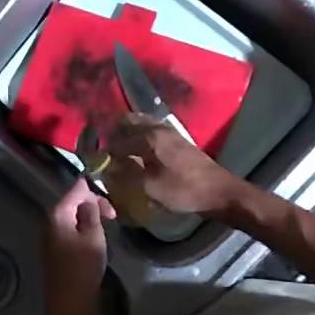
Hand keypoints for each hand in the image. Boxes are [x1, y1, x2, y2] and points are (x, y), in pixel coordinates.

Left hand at [43, 181, 114, 303]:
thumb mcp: (93, 237)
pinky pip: (71, 230)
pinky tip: (96, 238)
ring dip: (90, 217)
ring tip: (107, 226)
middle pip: (73, 201)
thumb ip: (91, 213)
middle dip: (93, 203)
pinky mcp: (56, 249)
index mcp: (58, 215)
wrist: (68, 304)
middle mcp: (50, 222)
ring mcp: (51, 236)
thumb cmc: (82, 269)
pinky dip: (84, 229)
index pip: (76, 189)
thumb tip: (89, 198)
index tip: (114, 196)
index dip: (95, 188)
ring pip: (73, 216)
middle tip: (113, 216)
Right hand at [103, 115, 250, 217]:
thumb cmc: (184, 190)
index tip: (95, 161)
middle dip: (113, 133)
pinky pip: (150, 130)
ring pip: (140, 124)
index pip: (116, 140)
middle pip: (128, 122)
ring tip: (118, 151)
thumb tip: (106, 167)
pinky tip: (137, 151)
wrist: (219, 191)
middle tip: (104, 151)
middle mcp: (157, 128)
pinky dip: (139, 136)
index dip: (104, 151)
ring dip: (127, 133)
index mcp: (149, 137)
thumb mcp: (150, 187)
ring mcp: (169, 130)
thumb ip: (126, 175)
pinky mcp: (177, 138)